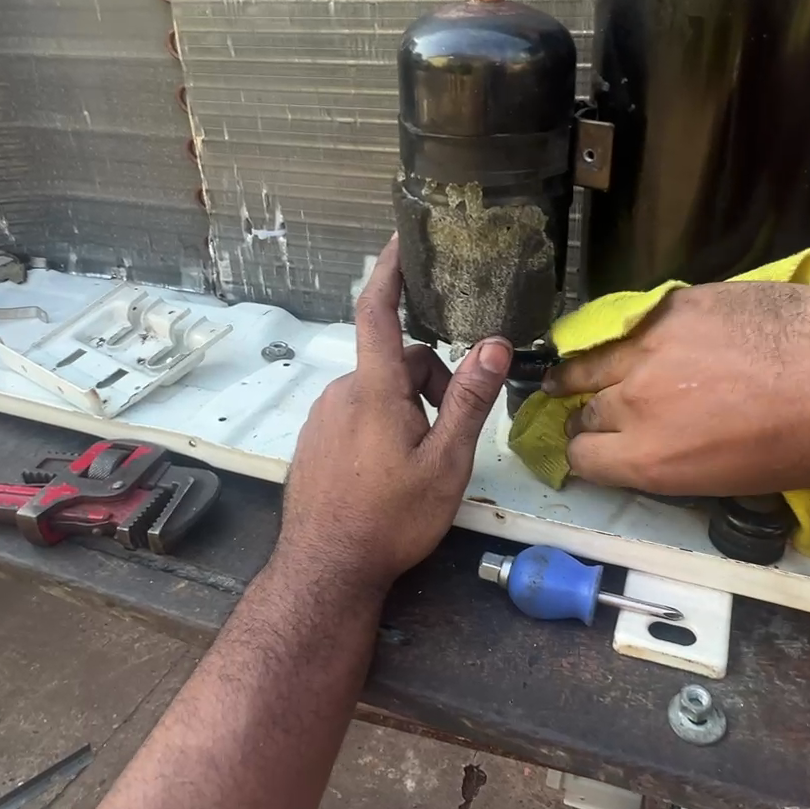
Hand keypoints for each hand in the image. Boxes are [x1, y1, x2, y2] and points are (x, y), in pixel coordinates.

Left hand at [277, 238, 511, 595]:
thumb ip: (470, 400)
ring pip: (379, 389)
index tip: (401, 238)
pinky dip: (381, 424)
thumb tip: (495, 343)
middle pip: (397, 362)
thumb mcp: (446, 462)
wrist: (325, 570)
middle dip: (430, 383)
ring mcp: (322, 417)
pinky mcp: (314, 440)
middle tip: (448, 435)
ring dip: (407, 407)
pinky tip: (387, 471)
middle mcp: (341, 392)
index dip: (389, 269)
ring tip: (419, 461)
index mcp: (373, 388)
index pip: (377, 310)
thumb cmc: (391, 518)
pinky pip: (357, 412)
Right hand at [544, 282, 809, 495]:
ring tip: (576, 370)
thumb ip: (667, 459)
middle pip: (583, 409)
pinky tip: (655, 338)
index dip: (586, 454)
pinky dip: (639, 335)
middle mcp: (635, 400)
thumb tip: (648, 443)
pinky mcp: (677, 303)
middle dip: (587, 415)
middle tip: (597, 411)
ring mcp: (652, 343)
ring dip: (587, 369)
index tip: (595, 448)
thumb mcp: (724, 479)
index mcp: (647, 458)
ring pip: (595, 358)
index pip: (580, 455)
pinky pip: (640, 321)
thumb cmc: (806, 450)